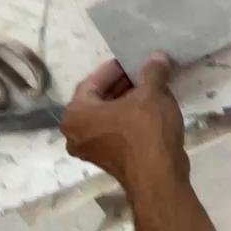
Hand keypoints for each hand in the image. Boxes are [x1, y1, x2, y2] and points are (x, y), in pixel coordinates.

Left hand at [63, 54, 187, 189]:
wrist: (156, 174)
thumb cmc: (147, 130)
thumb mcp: (153, 94)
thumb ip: (152, 71)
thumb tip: (156, 57)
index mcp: (76, 114)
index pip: (92, 82)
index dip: (114, 68)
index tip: (134, 59)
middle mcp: (73, 132)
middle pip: (96, 99)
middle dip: (121, 84)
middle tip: (145, 73)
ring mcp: (88, 148)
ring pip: (104, 116)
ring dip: (125, 101)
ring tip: (150, 90)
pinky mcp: (105, 158)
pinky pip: (111, 130)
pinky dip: (126, 118)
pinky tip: (149, 112)